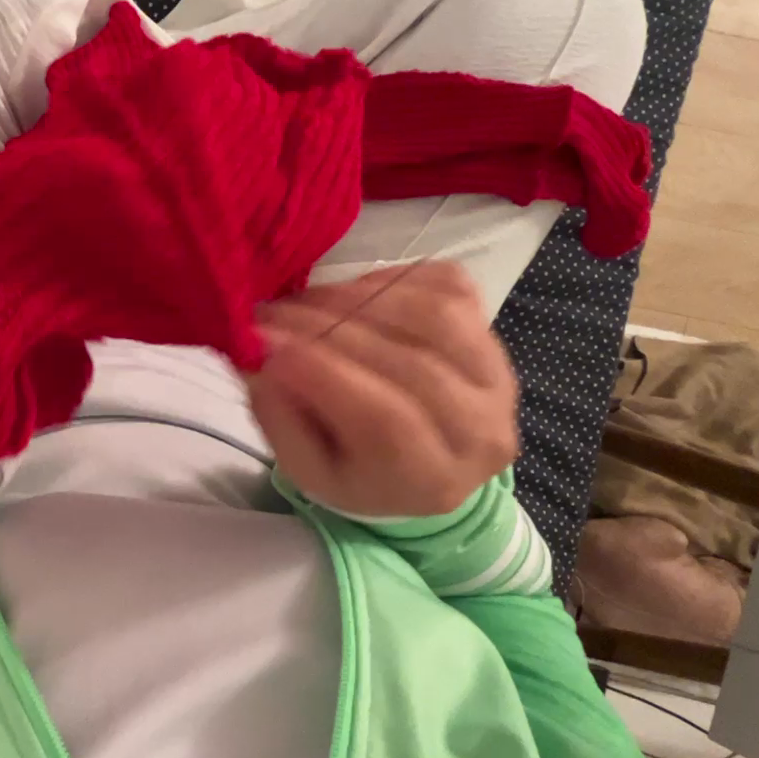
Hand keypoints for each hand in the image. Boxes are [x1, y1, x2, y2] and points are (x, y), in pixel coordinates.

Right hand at [244, 261, 518, 517]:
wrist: (418, 466)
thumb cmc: (354, 472)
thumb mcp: (304, 469)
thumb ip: (281, 418)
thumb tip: (260, 353)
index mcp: (429, 479)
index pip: (386, 419)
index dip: (322, 372)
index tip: (263, 342)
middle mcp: (480, 430)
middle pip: (410, 364)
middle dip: (328, 328)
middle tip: (268, 313)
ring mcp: (498, 375)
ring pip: (435, 315)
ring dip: (357, 298)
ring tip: (303, 302)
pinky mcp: (494, 330)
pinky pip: (448, 285)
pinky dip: (393, 278)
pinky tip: (351, 292)